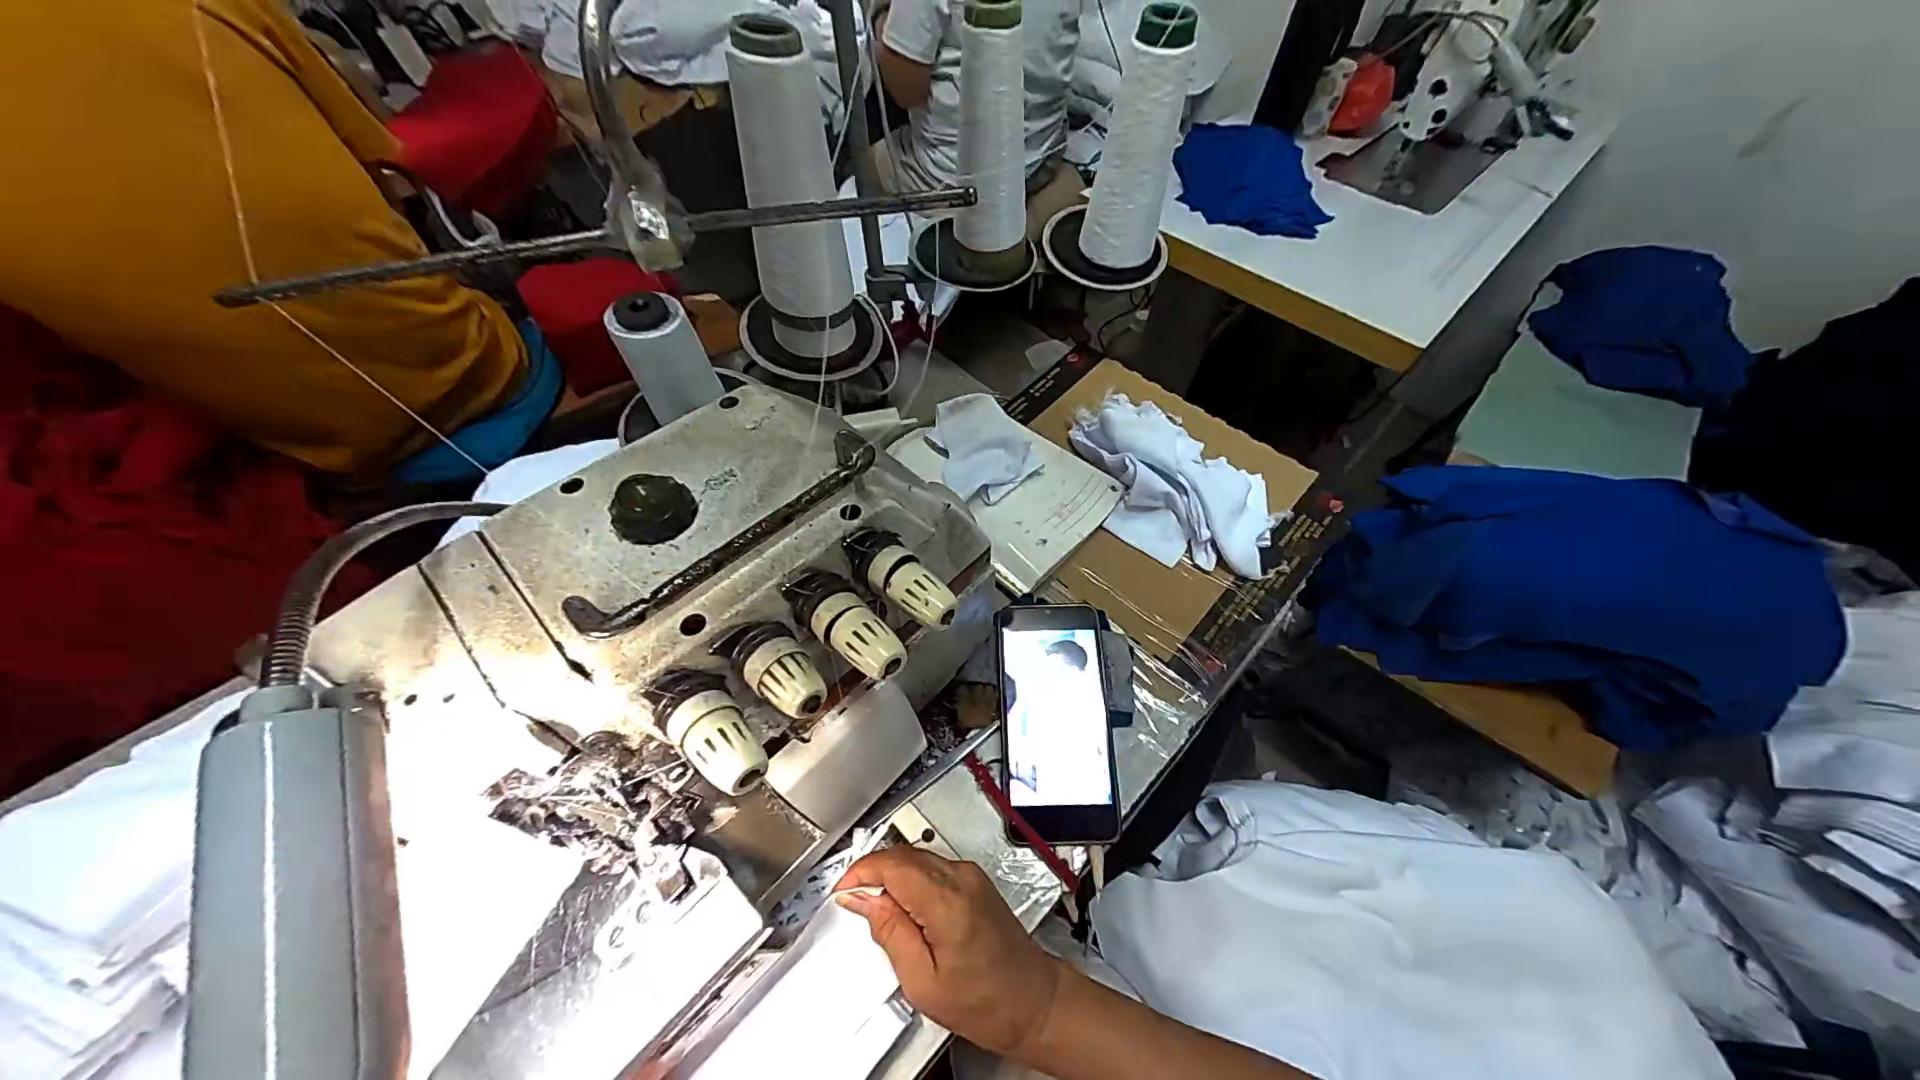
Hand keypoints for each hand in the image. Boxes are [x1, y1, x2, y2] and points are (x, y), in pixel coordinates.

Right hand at [834, 846, 1062, 1057]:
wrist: (1032, 1000)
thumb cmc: (986, 1001)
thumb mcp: (922, 981)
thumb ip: (890, 933)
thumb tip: (864, 901)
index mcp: (947, 902)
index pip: (893, 865)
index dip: (862, 873)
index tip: (844, 890)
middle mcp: (961, 879)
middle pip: (904, 856)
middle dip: (873, 873)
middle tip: (855, 900)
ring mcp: (970, 875)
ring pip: (917, 858)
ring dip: (892, 875)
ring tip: (878, 909)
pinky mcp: (975, 879)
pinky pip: (933, 867)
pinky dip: (911, 879)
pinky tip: (905, 906)